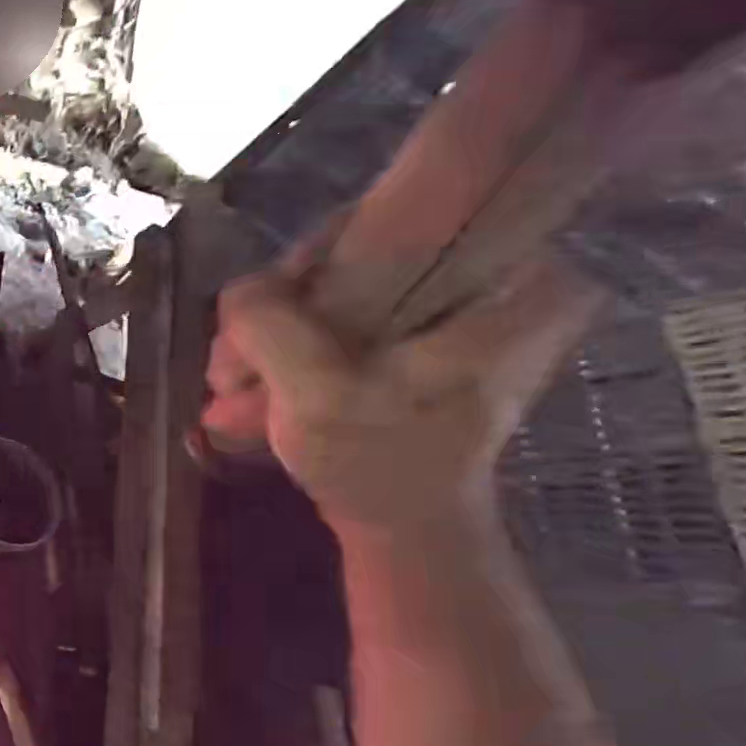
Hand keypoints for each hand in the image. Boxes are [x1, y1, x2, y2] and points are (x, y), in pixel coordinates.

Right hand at [201, 258, 602, 529]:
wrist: (399, 527)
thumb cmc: (375, 467)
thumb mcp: (317, 395)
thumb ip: (270, 327)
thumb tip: (239, 289)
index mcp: (514, 277)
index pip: (395, 218)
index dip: (310, 262)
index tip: (259, 321)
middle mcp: (495, 275)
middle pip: (357, 254)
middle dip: (280, 313)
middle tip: (231, 369)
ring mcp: (451, 307)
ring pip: (335, 287)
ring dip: (272, 336)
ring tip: (232, 388)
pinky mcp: (413, 334)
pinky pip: (334, 312)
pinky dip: (289, 346)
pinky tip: (254, 385)